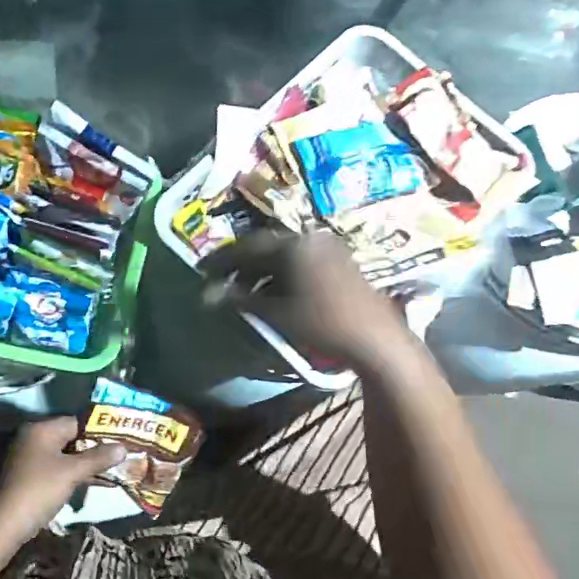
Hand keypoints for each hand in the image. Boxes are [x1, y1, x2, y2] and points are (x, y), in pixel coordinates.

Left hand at [0, 418, 125, 538]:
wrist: (7, 522)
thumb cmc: (40, 489)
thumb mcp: (72, 472)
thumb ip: (98, 458)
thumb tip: (123, 447)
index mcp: (41, 429)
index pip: (76, 422)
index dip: (100, 430)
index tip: (122, 438)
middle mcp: (34, 438)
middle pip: (71, 438)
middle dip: (96, 448)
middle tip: (122, 454)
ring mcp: (31, 457)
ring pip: (66, 455)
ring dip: (88, 463)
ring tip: (116, 469)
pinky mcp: (31, 475)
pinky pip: (59, 468)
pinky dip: (76, 473)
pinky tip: (99, 482)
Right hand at [201, 231, 417, 370]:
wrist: (376, 340)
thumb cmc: (322, 324)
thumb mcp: (275, 312)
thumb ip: (240, 299)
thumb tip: (206, 295)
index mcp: (293, 245)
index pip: (247, 246)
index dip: (222, 259)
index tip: (202, 270)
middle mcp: (310, 238)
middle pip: (265, 246)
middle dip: (240, 263)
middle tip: (218, 277)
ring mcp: (327, 248)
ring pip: (283, 253)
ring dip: (260, 269)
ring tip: (240, 287)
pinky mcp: (338, 261)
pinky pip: (299, 259)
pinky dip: (279, 272)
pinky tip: (269, 289)